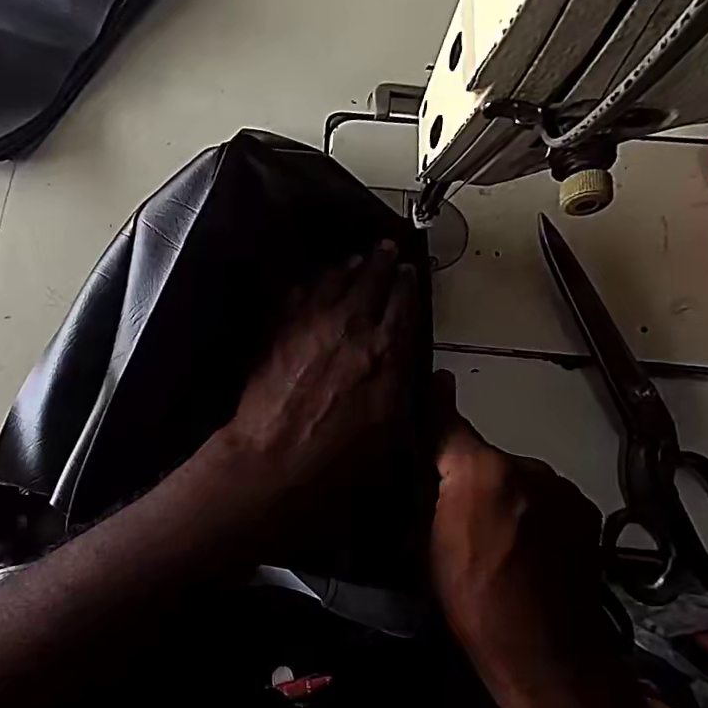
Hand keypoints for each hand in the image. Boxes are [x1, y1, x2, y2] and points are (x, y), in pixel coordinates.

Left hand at [212, 240, 418, 503]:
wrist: (275, 458)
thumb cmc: (337, 459)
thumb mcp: (397, 437)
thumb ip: (415, 399)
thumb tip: (431, 379)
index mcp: (385, 351)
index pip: (402, 302)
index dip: (407, 283)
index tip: (409, 272)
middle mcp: (349, 327)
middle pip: (369, 280)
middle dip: (379, 261)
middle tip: (385, 248)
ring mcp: (309, 326)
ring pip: (331, 281)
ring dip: (344, 268)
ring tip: (351, 261)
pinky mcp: (276, 332)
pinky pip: (295, 297)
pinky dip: (306, 288)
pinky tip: (308, 286)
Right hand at [429, 370, 612, 682]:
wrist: (545, 655)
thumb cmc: (468, 599)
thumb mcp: (425, 545)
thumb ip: (425, 487)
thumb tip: (425, 450)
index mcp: (481, 471)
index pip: (447, 423)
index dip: (431, 407)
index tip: (425, 384)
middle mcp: (527, 467)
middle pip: (482, 458)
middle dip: (464, 476)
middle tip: (448, 514)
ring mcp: (562, 489)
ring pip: (514, 479)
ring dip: (499, 496)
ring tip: (489, 539)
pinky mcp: (586, 513)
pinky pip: (543, 499)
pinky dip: (528, 512)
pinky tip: (522, 549)